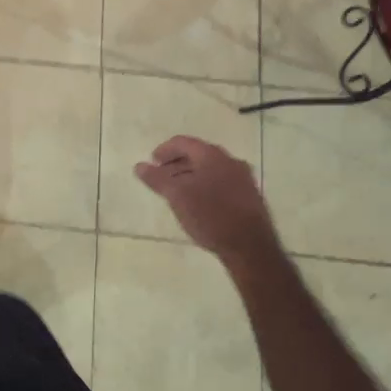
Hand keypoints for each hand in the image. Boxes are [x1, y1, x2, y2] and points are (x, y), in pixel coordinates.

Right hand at [136, 135, 279, 263]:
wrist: (250, 247)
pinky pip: (223, 181)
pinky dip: (207, 185)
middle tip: (163, 177)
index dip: (164, 150)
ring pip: (211, 169)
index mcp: (211, 155)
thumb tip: (139, 166)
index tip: (152, 163)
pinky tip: (200, 203)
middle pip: (197, 154)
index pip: (182, 142)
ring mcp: (244, 178)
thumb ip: (156, 179)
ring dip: (192, 175)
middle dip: (177, 163)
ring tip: (179, 191)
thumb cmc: (210, 215)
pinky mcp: (250, 196)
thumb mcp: (176, 196)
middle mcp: (230, 161)